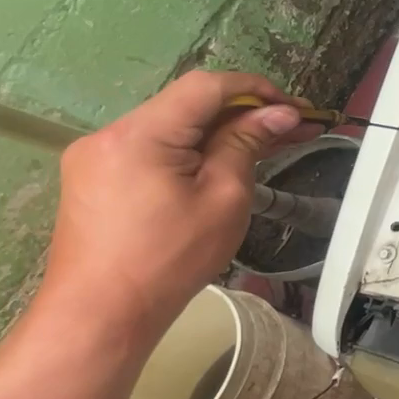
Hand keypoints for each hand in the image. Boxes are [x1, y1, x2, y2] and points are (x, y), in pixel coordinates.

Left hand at [43, 71, 315, 345]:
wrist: (103, 311)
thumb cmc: (172, 254)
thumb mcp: (225, 194)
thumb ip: (247, 143)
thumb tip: (280, 113)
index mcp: (139, 136)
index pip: (205, 87)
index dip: (257, 90)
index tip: (297, 111)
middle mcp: (110, 136)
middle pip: (189, 103)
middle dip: (247, 110)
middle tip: (299, 127)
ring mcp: (100, 157)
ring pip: (176, 124)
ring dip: (226, 129)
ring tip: (277, 141)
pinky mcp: (100, 176)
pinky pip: (158, 146)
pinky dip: (199, 146)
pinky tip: (233, 157)